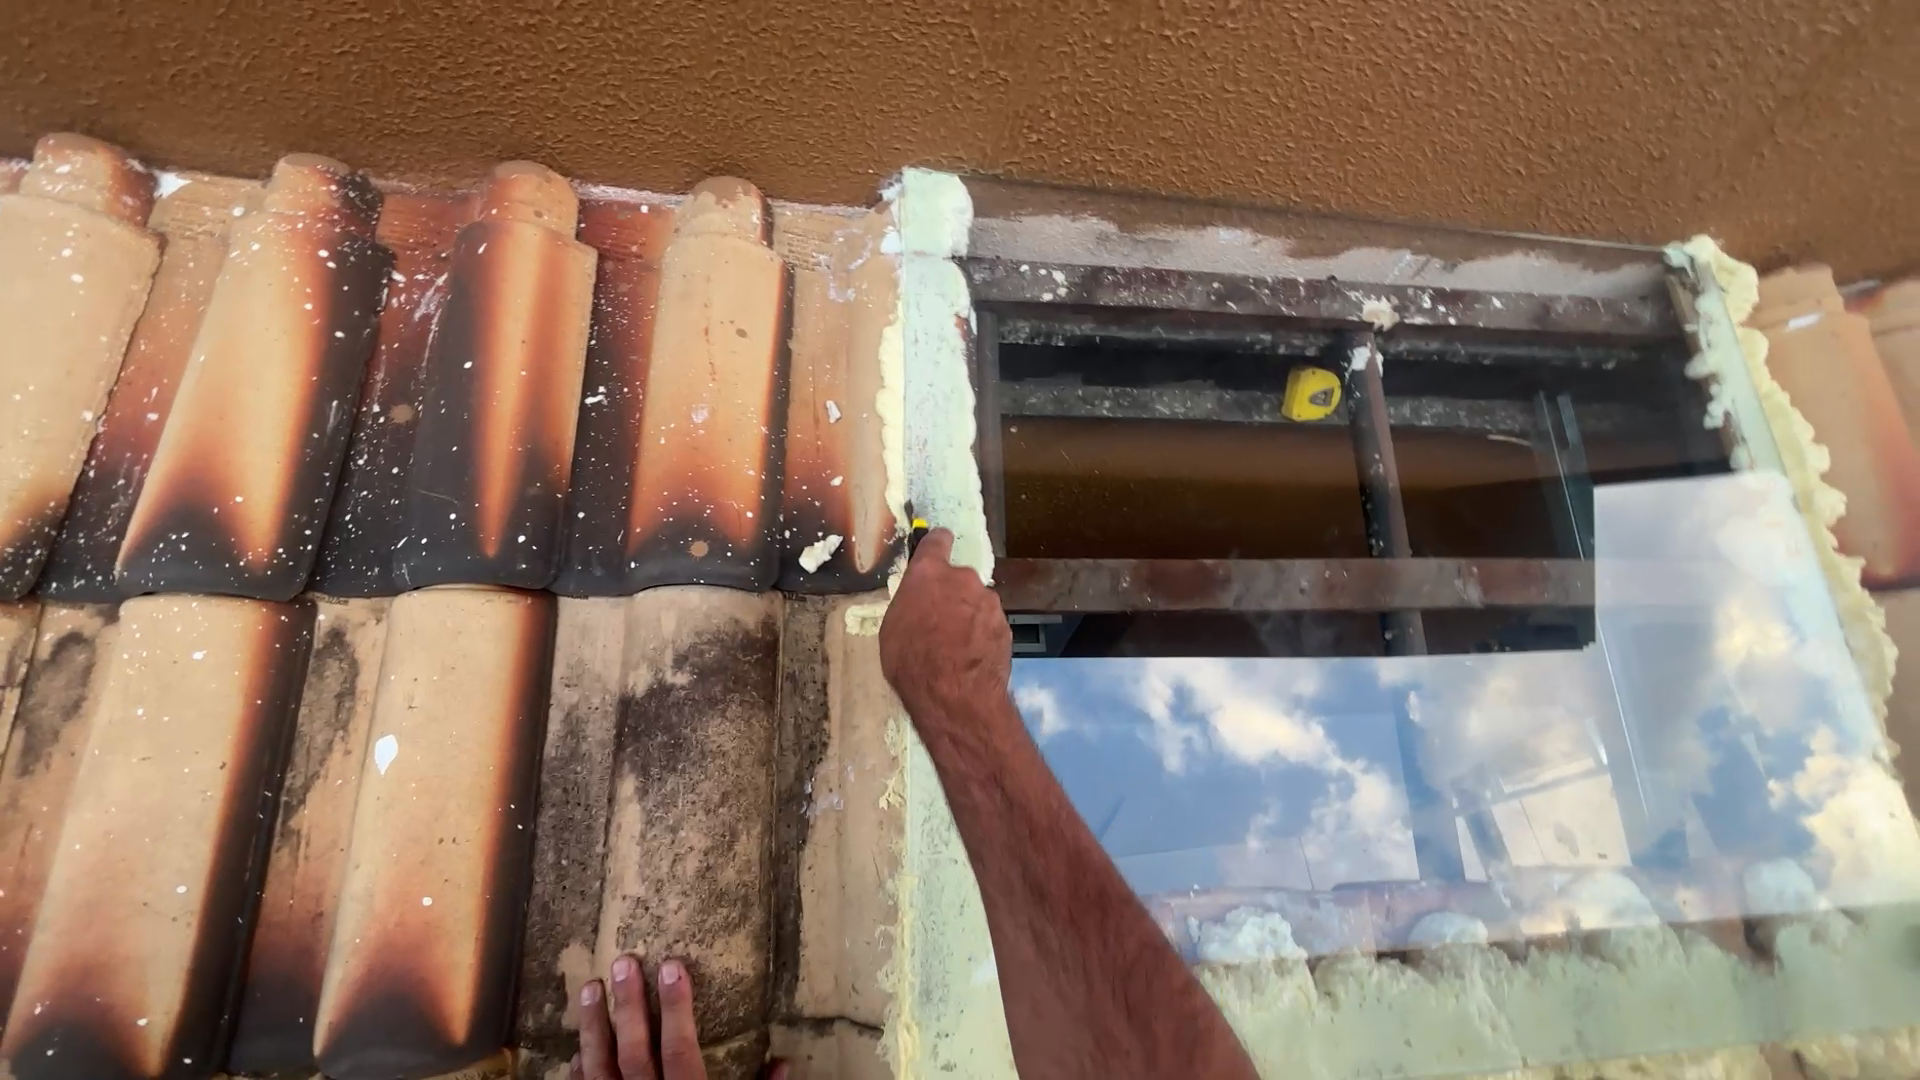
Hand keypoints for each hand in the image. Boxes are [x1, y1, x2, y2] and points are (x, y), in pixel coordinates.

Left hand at [572, 955, 785, 1079]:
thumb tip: (785, 1063)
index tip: (673, 965)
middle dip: (628, 1007)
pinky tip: (576, 1051)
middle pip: (634, 1054)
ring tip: (590, 988)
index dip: (677, 1007)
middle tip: (623, 963)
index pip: (680, 1049)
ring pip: (598, 1074)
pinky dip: (577, 1077)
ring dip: (593, 1030)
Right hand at [879, 528, 1012, 726]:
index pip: (937, 541)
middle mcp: (963, 579)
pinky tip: (972, 659)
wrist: (955, 695)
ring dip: (968, 617)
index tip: (939, 544)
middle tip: (939, 623)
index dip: (937, 543)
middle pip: (958, 579)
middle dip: (951, 595)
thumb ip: (910, 604)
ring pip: (976, 603)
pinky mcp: (1006, 625)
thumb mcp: (893, 629)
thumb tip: (920, 602)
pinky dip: (982, 636)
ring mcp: (989, 602)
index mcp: (929, 574)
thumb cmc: (911, 661)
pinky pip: (989, 625)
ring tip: (956, 649)